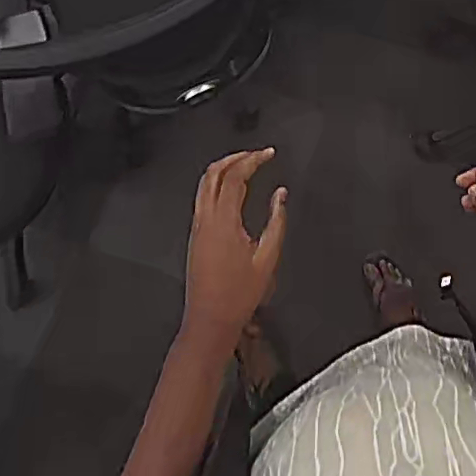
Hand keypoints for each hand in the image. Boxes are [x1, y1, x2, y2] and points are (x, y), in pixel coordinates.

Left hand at [183, 149, 287, 344]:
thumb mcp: (268, 257)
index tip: (269, 153)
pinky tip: (233, 188)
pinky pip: (202, 198)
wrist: (209, 322)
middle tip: (256, 153)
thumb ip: (276, 221)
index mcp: (223, 222)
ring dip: (224, 168)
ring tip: (246, 164)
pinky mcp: (195, 236)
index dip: (252, 159)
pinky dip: (217, 183)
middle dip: (234, 157)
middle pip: (212, 174)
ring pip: (204, 184)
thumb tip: (280, 195)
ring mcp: (196, 228)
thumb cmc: (239, 294)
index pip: (235, 177)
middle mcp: (205, 220)